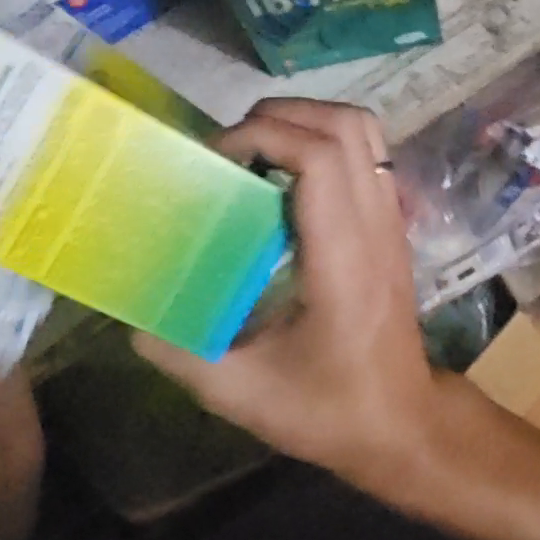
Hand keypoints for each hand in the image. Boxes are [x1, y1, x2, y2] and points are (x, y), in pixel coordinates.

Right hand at [132, 98, 439, 488]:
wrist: (404, 423)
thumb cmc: (331, 410)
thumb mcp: (246, 395)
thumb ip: (184, 357)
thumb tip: (134, 322)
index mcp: (342, 259)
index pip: (320, 158)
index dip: (264, 136)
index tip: (218, 157)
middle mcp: (374, 225)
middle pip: (343, 126)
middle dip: (280, 116)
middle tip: (231, 147)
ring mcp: (391, 218)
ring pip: (362, 130)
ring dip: (307, 119)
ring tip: (258, 146)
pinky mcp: (392, 221)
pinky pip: (368, 150)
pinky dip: (326, 138)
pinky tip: (288, 172)